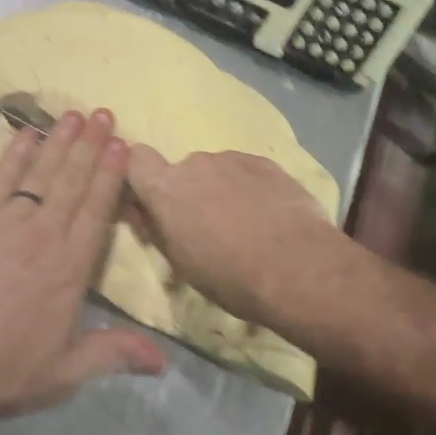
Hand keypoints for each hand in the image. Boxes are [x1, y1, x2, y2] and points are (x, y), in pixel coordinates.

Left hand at [0, 109, 167, 423]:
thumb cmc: (7, 369)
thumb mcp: (68, 371)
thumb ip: (115, 353)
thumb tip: (165, 360)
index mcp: (71, 267)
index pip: (97, 209)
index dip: (111, 174)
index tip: (122, 144)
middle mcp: (45, 235)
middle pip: (73, 181)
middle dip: (91, 145)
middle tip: (104, 112)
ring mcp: (8, 222)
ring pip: (41, 172)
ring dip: (59, 140)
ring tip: (75, 113)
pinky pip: (1, 178)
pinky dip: (15, 153)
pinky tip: (27, 133)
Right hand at [125, 147, 341, 323]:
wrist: (299, 267)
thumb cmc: (230, 275)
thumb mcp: (181, 263)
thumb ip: (158, 230)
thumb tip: (145, 213)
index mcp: (166, 188)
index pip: (136, 159)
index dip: (142, 176)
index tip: (152, 200)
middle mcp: (195, 163)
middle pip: (182, 172)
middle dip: (189, 194)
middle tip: (208, 229)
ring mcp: (232, 159)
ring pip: (216, 171)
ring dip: (221, 191)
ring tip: (246, 226)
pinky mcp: (266, 163)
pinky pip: (245, 172)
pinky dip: (250, 189)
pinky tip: (269, 217)